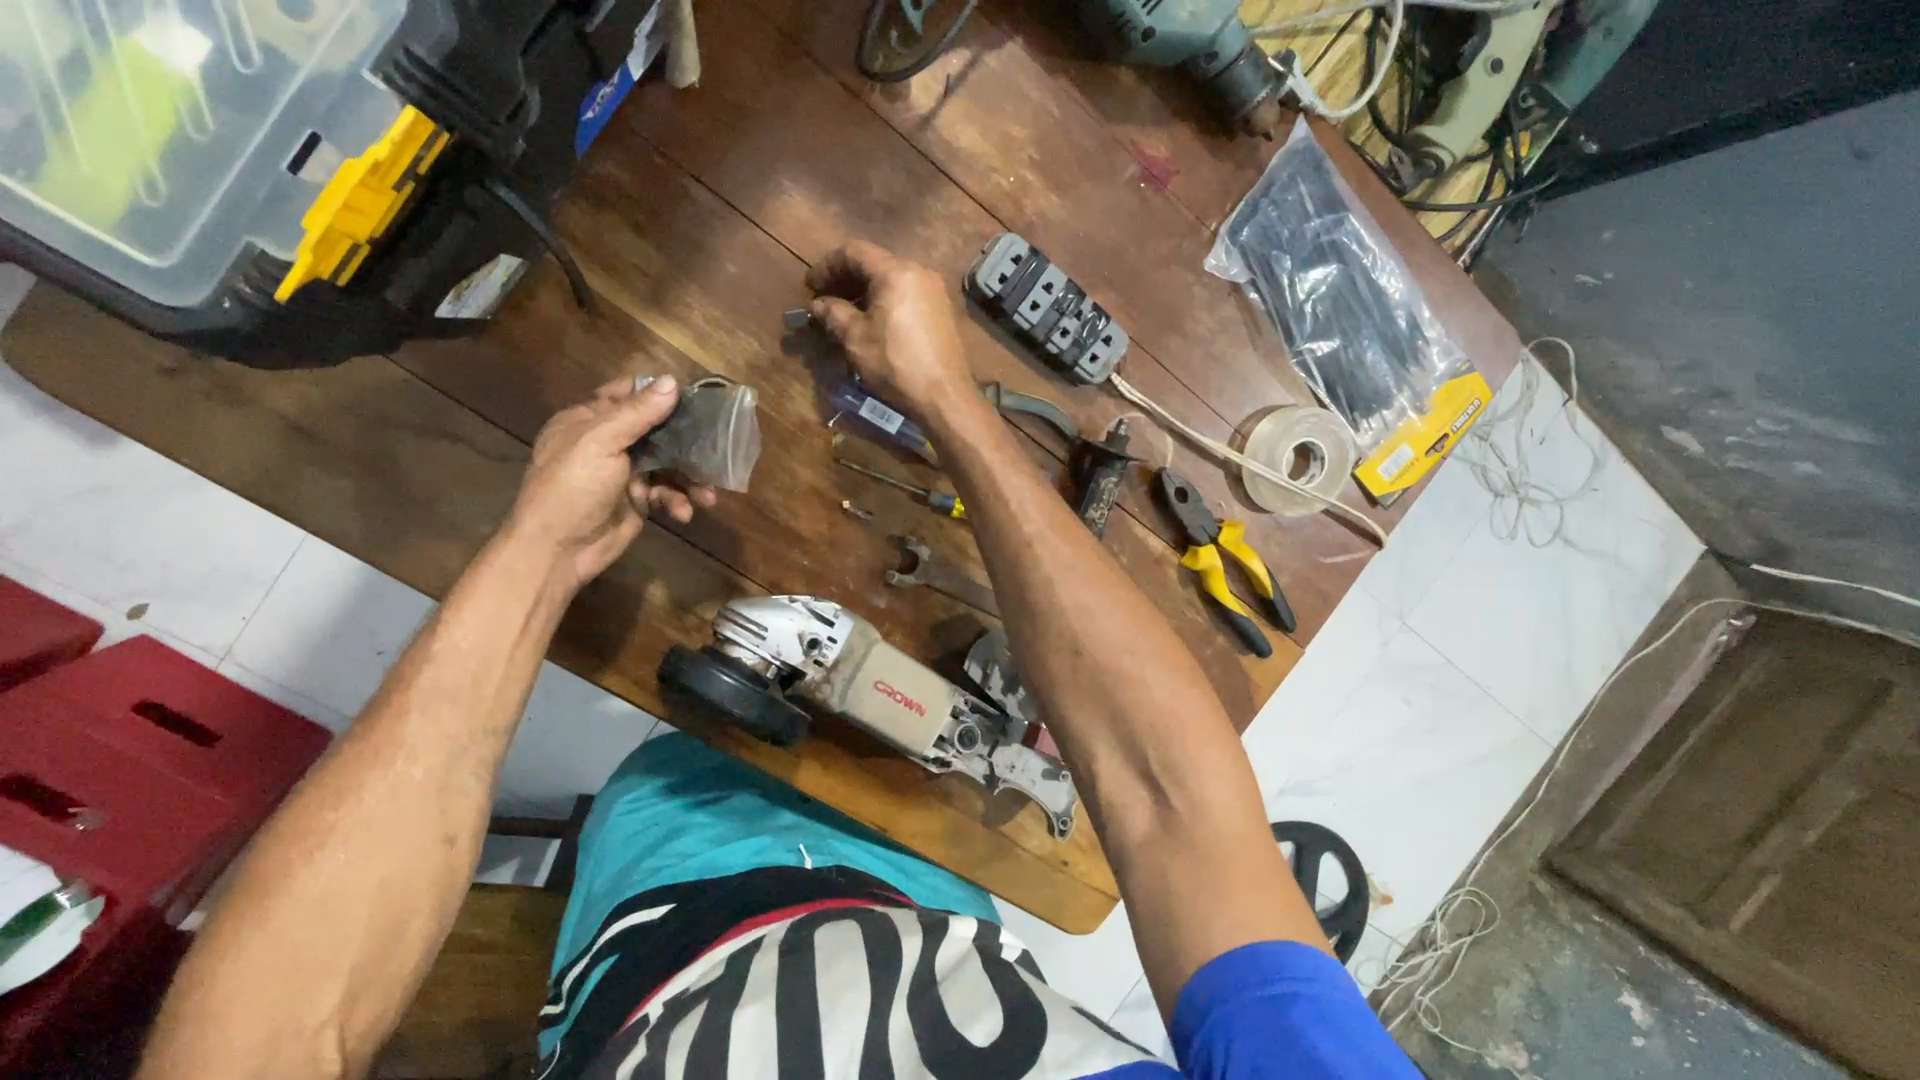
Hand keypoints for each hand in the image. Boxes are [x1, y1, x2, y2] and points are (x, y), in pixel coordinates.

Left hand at [501, 375, 717, 590]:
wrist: (558, 550)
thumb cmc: (572, 487)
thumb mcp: (600, 442)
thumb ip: (638, 412)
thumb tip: (673, 381)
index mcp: (589, 420)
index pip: (627, 394)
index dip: (659, 393)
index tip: (695, 396)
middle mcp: (607, 442)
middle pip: (656, 430)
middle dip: (687, 440)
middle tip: (718, 444)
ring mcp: (623, 473)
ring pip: (667, 464)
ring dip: (689, 478)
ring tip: (708, 495)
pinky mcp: (637, 500)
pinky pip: (666, 493)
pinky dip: (677, 501)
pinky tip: (683, 513)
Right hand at [807, 241, 971, 413]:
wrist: (944, 395)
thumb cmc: (896, 364)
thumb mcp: (856, 339)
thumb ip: (833, 314)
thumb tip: (818, 305)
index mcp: (896, 272)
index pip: (854, 252)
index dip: (827, 266)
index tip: (810, 286)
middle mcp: (919, 272)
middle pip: (875, 263)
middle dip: (846, 278)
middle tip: (825, 299)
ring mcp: (935, 291)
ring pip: (892, 279)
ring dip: (865, 290)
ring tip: (846, 312)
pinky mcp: (942, 310)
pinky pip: (906, 294)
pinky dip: (885, 300)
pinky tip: (873, 321)